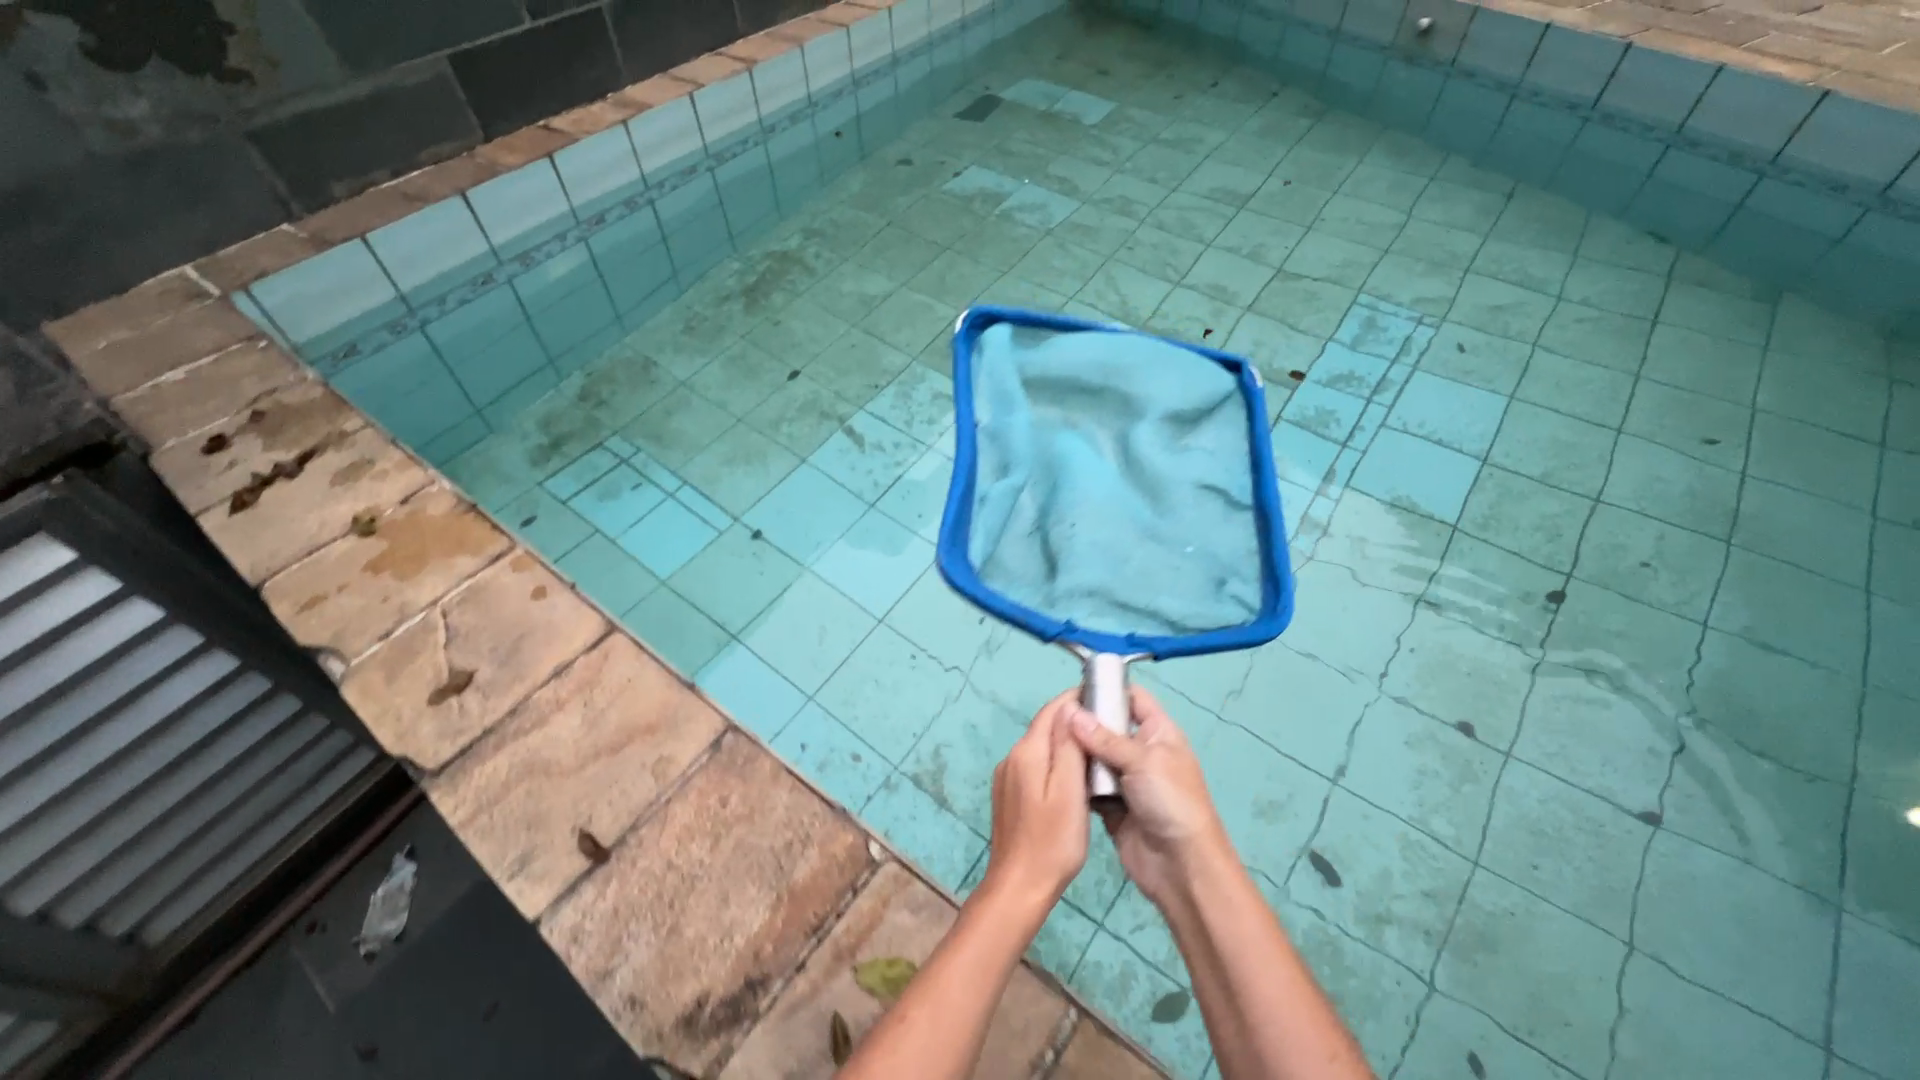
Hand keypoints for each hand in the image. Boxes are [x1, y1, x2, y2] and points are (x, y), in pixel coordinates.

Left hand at [981, 691, 1091, 906]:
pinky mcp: (1009, 796)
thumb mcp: (1069, 791)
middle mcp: (1012, 758)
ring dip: (1066, 745)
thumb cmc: (1053, 841)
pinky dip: (1056, 765)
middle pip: (1046, 727)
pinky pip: (1036, 768)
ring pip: (1042, 748)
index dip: (1078, 700)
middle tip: (1109, 730)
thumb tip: (1070, 707)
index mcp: (1027, 752)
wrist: (1019, 887)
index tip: (1106, 702)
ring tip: (1098, 756)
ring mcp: (1007, 778)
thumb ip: (1068, 747)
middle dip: (1075, 723)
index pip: (1052, 710)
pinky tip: (1075, 782)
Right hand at [1068, 686, 1228, 906]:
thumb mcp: (1142, 760)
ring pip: (1093, 757)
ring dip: (1075, 754)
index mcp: (1159, 732)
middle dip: (1082, 723)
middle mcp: (1141, 752)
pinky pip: (1088, 786)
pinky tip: (1052, 774)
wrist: (1181, 865)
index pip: (1132, 698)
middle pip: (1106, 727)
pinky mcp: (1111, 805)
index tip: (1074, 689)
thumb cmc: (1171, 801)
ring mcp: (1125, 780)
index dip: (1108, 689)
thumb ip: (1104, 737)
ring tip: (1045, 744)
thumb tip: (1071, 712)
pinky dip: (1074, 782)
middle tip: (1050, 720)